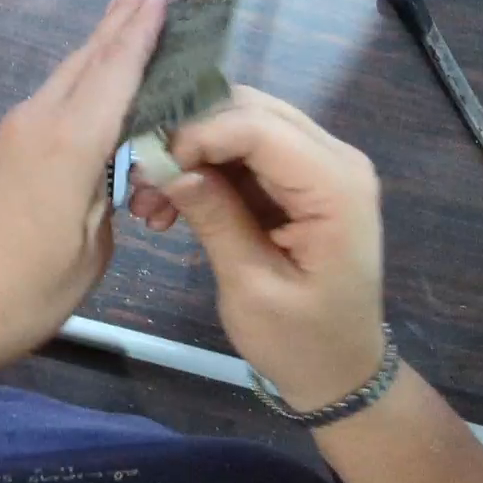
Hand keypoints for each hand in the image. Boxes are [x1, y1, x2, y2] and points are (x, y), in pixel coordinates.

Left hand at [0, 0, 166, 360]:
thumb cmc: (24, 290)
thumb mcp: (91, 247)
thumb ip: (109, 196)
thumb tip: (114, 171)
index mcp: (69, 141)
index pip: (115, 72)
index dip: (139, 33)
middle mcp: (38, 123)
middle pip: (84, 61)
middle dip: (114, 23)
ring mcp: (14, 136)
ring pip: (64, 78)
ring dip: (95, 49)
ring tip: (122, 20)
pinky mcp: (1, 156)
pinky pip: (50, 103)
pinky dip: (78, 82)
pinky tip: (90, 85)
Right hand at [127, 86, 385, 410]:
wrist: (340, 372)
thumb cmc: (301, 341)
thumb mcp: (252, 286)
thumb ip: (216, 218)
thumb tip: (168, 166)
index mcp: (335, 185)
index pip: (257, 126)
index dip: (197, 135)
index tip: (150, 169)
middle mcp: (332, 159)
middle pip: (247, 111)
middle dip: (187, 136)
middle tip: (142, 178)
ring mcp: (314, 165)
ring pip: (237, 125)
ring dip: (188, 153)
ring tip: (148, 200)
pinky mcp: (292, 179)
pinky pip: (237, 152)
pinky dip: (198, 170)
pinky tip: (167, 205)